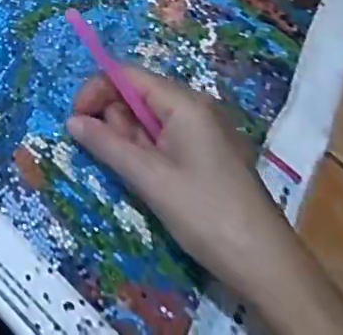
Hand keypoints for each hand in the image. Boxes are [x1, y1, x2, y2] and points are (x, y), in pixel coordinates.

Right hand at [68, 67, 342, 334]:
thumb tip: (72, 121)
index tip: (75, 120)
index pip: (126, 74)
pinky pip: (163, 139)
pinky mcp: (206, 155)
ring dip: (129, 140)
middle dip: (114, 120)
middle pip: (136, 94)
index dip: (95, 90)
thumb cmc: (207, 214)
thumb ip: (107, 144)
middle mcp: (194, 108)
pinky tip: (148, 180)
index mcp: (184, 103)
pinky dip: (146, 153)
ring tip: (135, 176)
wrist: (270, 269)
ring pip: (147, 119)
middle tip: (112, 157)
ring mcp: (202, 132)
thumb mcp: (149, 178)